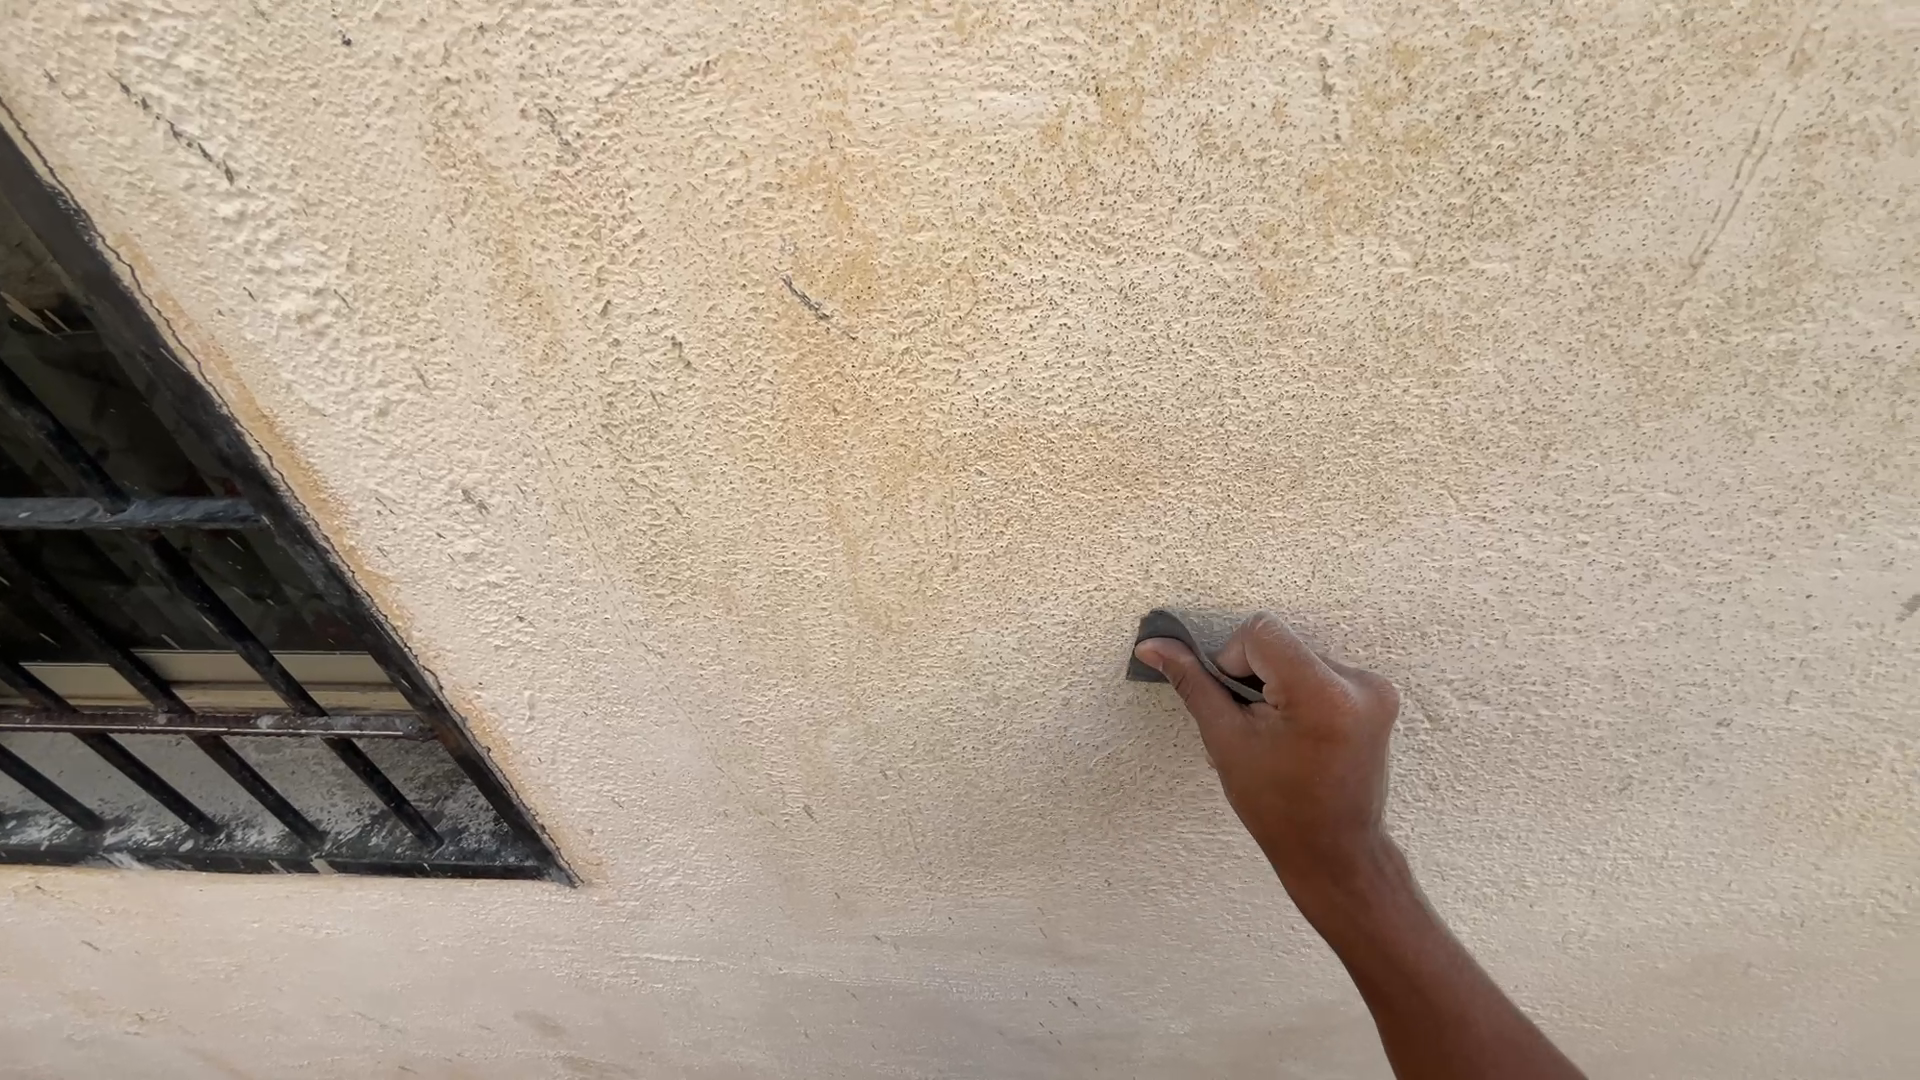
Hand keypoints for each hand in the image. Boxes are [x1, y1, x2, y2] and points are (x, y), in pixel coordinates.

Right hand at [1134, 612, 1400, 911]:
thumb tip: (1152, 646)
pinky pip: (1318, 668)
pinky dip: (1295, 689)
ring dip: (1273, 681)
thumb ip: (1191, 681)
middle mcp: (1359, 684)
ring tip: (1274, 729)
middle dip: (1252, 674)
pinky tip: (1293, 728)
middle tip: (1252, 721)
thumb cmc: (1278, 806)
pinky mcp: (1376, 696)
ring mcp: (1374, 689)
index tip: (1235, 702)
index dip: (1232, 660)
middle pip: (1278, 643)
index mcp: (1322, 694)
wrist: (1334, 851)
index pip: (1260, 632)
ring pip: (1295, 654)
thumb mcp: (1224, 738)